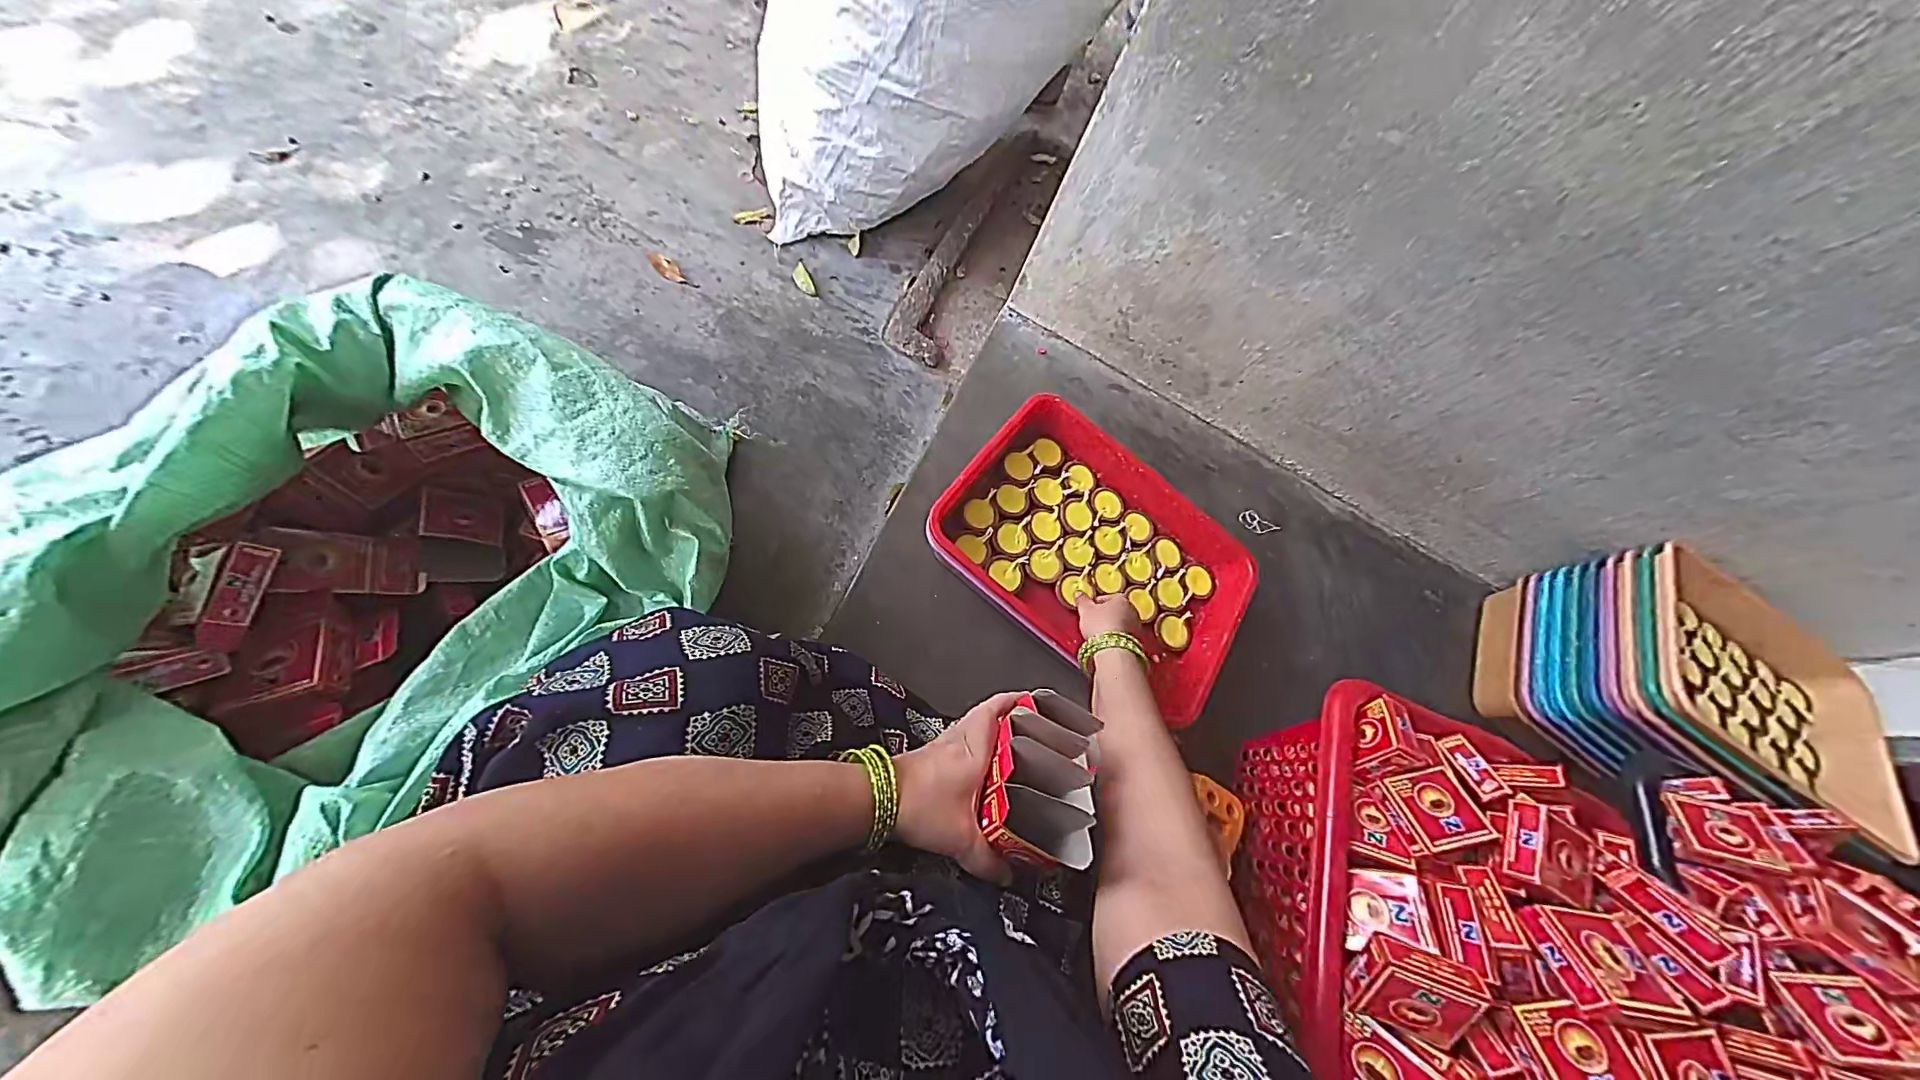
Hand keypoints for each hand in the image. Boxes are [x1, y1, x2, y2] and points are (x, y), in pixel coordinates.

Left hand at [892, 691, 1022, 885]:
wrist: (878, 799)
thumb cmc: (918, 805)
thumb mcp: (961, 838)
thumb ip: (989, 860)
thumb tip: (1008, 873)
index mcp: (975, 746)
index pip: (998, 707)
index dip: (1018, 700)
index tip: (1036, 702)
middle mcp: (959, 738)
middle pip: (988, 714)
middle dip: (1009, 716)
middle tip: (1030, 727)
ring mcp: (942, 744)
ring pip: (972, 727)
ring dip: (991, 732)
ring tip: (1011, 749)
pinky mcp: (930, 756)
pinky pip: (959, 743)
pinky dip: (974, 749)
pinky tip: (980, 771)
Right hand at [1076, 592, 1140, 639]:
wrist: (1113, 649)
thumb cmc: (1101, 626)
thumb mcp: (1085, 610)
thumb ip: (1082, 600)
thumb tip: (1080, 595)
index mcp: (1121, 599)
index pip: (1106, 597)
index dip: (1095, 603)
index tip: (1088, 609)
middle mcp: (1132, 610)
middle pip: (1115, 609)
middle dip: (1105, 615)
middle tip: (1093, 621)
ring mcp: (1136, 625)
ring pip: (1120, 622)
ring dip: (1111, 625)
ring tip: (1099, 633)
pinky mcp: (1136, 639)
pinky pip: (1123, 634)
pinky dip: (1115, 635)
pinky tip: (1106, 640)